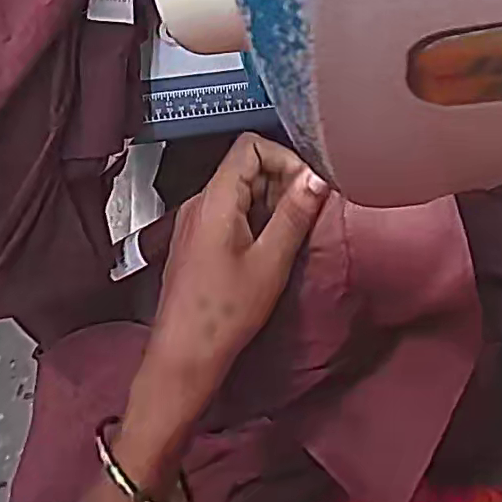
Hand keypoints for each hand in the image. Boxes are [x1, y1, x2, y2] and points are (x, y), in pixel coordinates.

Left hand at [129, 134, 330, 434]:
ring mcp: (196, 220)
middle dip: (281, 183)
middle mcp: (200, 202)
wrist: (184, 355)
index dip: (284, 159)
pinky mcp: (197, 239)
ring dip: (271, 204)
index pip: (250, 146)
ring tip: (286, 238)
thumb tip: (317, 178)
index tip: (306, 188)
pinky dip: (256, 220)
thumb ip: (295, 214)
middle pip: (247, 166)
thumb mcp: (271, 261)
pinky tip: (267, 251)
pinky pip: (231, 211)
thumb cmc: (223, 313)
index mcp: (215, 199)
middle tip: (303, 216)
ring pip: (241, 190)